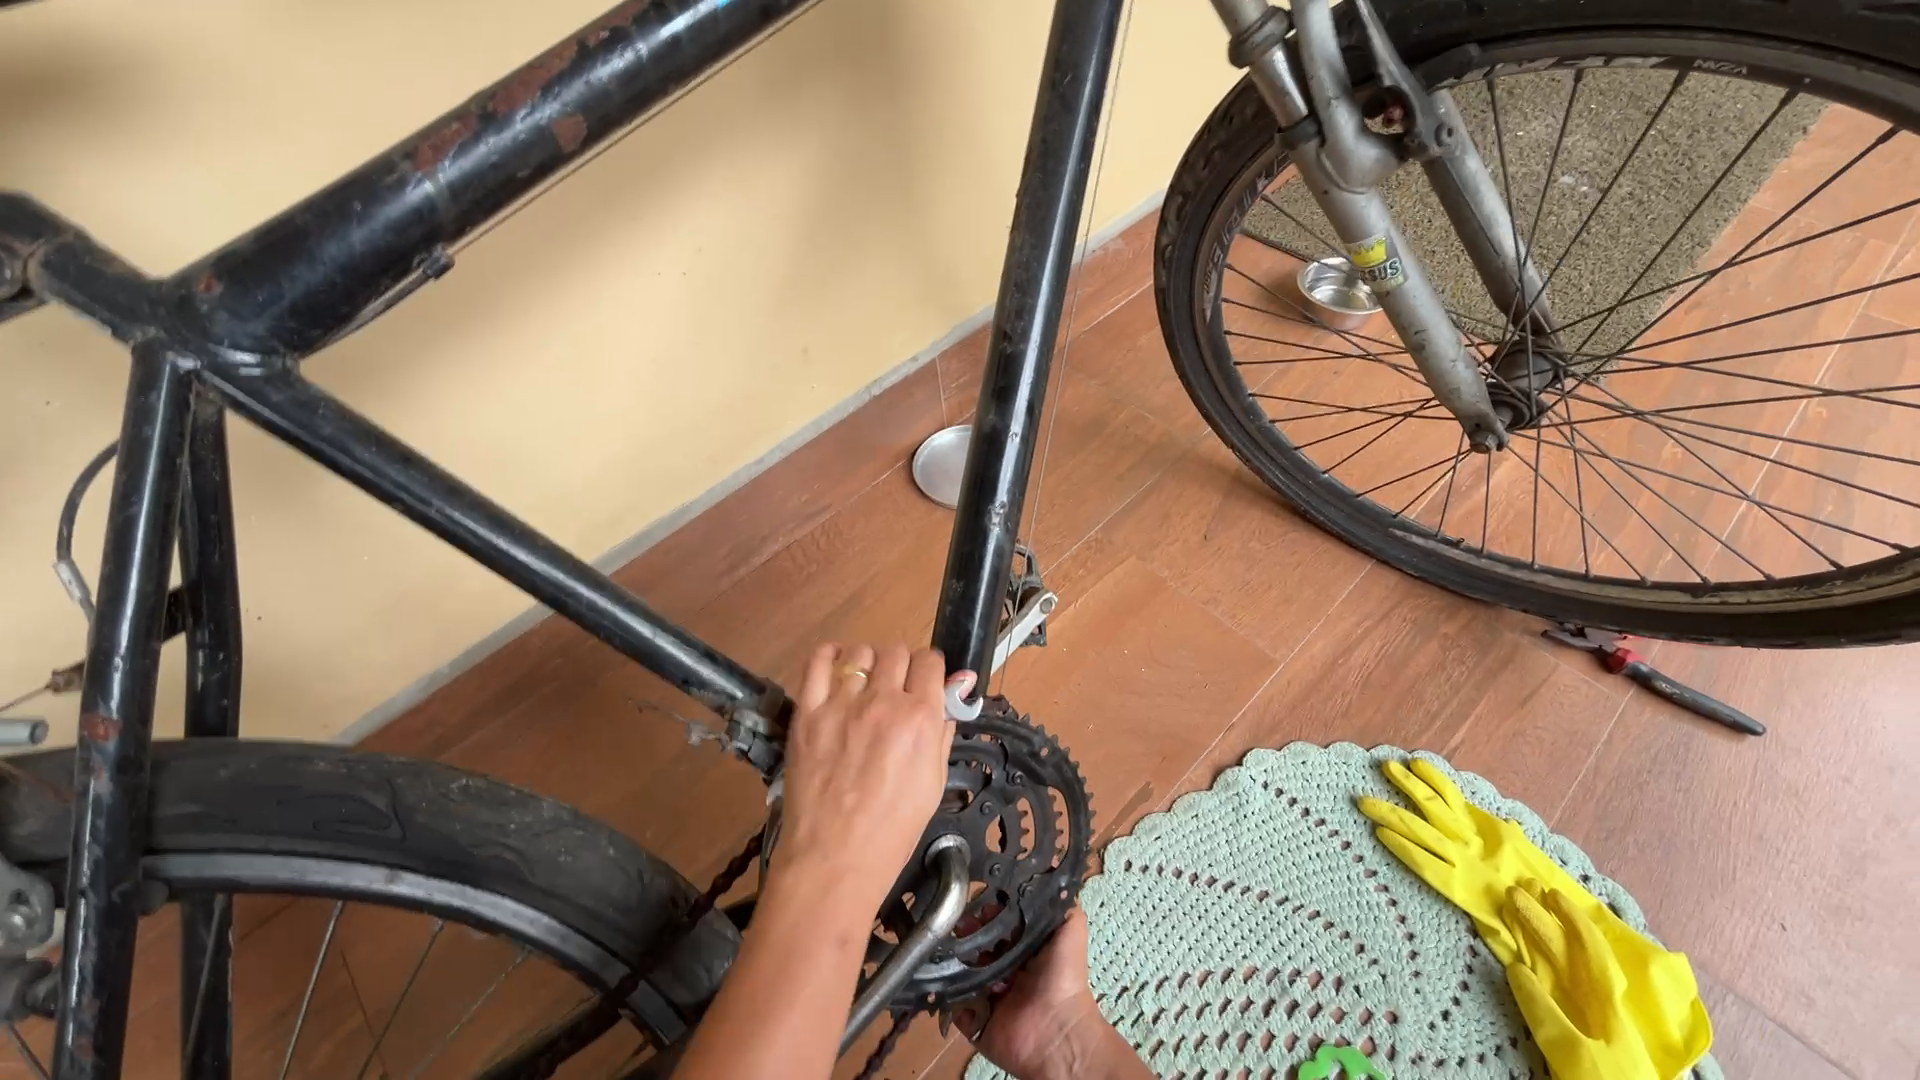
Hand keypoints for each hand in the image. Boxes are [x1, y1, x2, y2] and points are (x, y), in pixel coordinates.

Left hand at [771, 642, 960, 918]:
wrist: (835, 858)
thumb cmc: (892, 829)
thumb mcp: (934, 781)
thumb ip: (943, 730)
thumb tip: (954, 693)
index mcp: (920, 718)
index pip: (930, 661)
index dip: (930, 670)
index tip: (925, 682)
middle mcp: (883, 702)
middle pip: (896, 652)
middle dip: (902, 665)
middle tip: (896, 688)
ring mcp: (841, 704)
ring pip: (860, 652)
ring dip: (868, 662)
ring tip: (864, 683)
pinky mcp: (807, 713)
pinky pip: (817, 662)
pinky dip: (829, 656)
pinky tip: (835, 665)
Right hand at [958, 909, 1149, 1079]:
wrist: (1057, 1031)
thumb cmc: (1063, 977)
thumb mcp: (1070, 930)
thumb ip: (1062, 902)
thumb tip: (1050, 867)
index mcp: (1023, 952)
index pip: (997, 925)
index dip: (988, 913)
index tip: (981, 905)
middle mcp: (1004, 971)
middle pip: (975, 944)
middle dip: (967, 931)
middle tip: (963, 924)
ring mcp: (986, 996)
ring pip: (961, 968)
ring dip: (956, 954)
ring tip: (957, 945)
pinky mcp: (973, 1019)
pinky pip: (951, 1001)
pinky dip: (947, 987)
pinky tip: (950, 971)